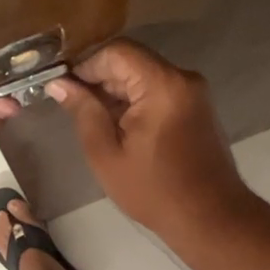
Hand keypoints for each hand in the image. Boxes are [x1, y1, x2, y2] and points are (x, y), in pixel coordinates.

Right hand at [46, 39, 256, 240]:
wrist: (211, 218)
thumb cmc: (154, 191)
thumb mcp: (106, 154)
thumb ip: (83, 112)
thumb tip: (59, 83)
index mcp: (163, 84)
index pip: (116, 51)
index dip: (85, 64)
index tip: (62, 86)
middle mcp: (182, 78)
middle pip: (131, 60)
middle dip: (99, 78)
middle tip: (71, 105)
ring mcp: (193, 91)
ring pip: (143, 74)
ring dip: (115, 91)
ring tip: (91, 119)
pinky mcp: (196, 106)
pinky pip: (158, 89)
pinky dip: (134, 100)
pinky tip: (117, 126)